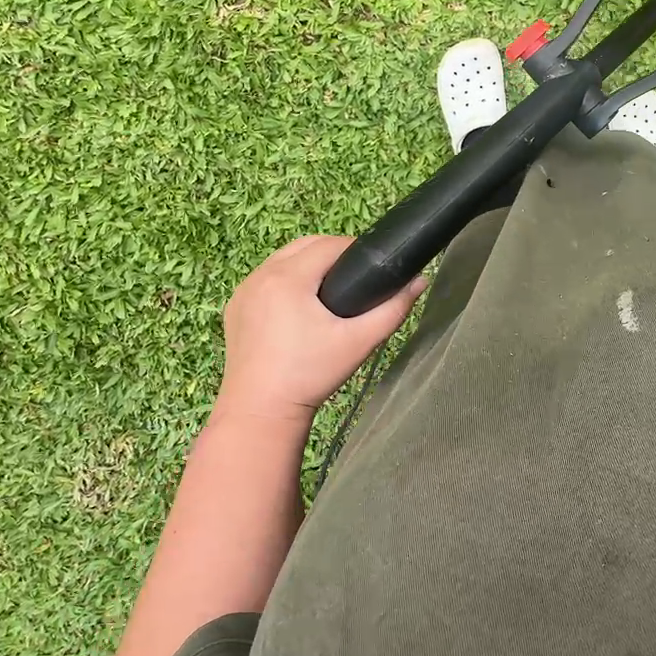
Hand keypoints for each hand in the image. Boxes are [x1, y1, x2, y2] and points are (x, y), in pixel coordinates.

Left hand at [214, 236, 427, 424]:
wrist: (261, 411)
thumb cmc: (312, 373)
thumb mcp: (361, 341)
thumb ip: (394, 308)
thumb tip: (420, 280)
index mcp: (288, 278)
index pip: (329, 244)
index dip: (356, 249)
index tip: (373, 268)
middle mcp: (260, 276)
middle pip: (304, 245)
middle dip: (333, 253)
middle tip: (357, 278)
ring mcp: (243, 291)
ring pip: (283, 259)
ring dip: (309, 264)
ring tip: (333, 289)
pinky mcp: (235, 308)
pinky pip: (266, 278)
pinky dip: (287, 279)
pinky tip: (302, 303)